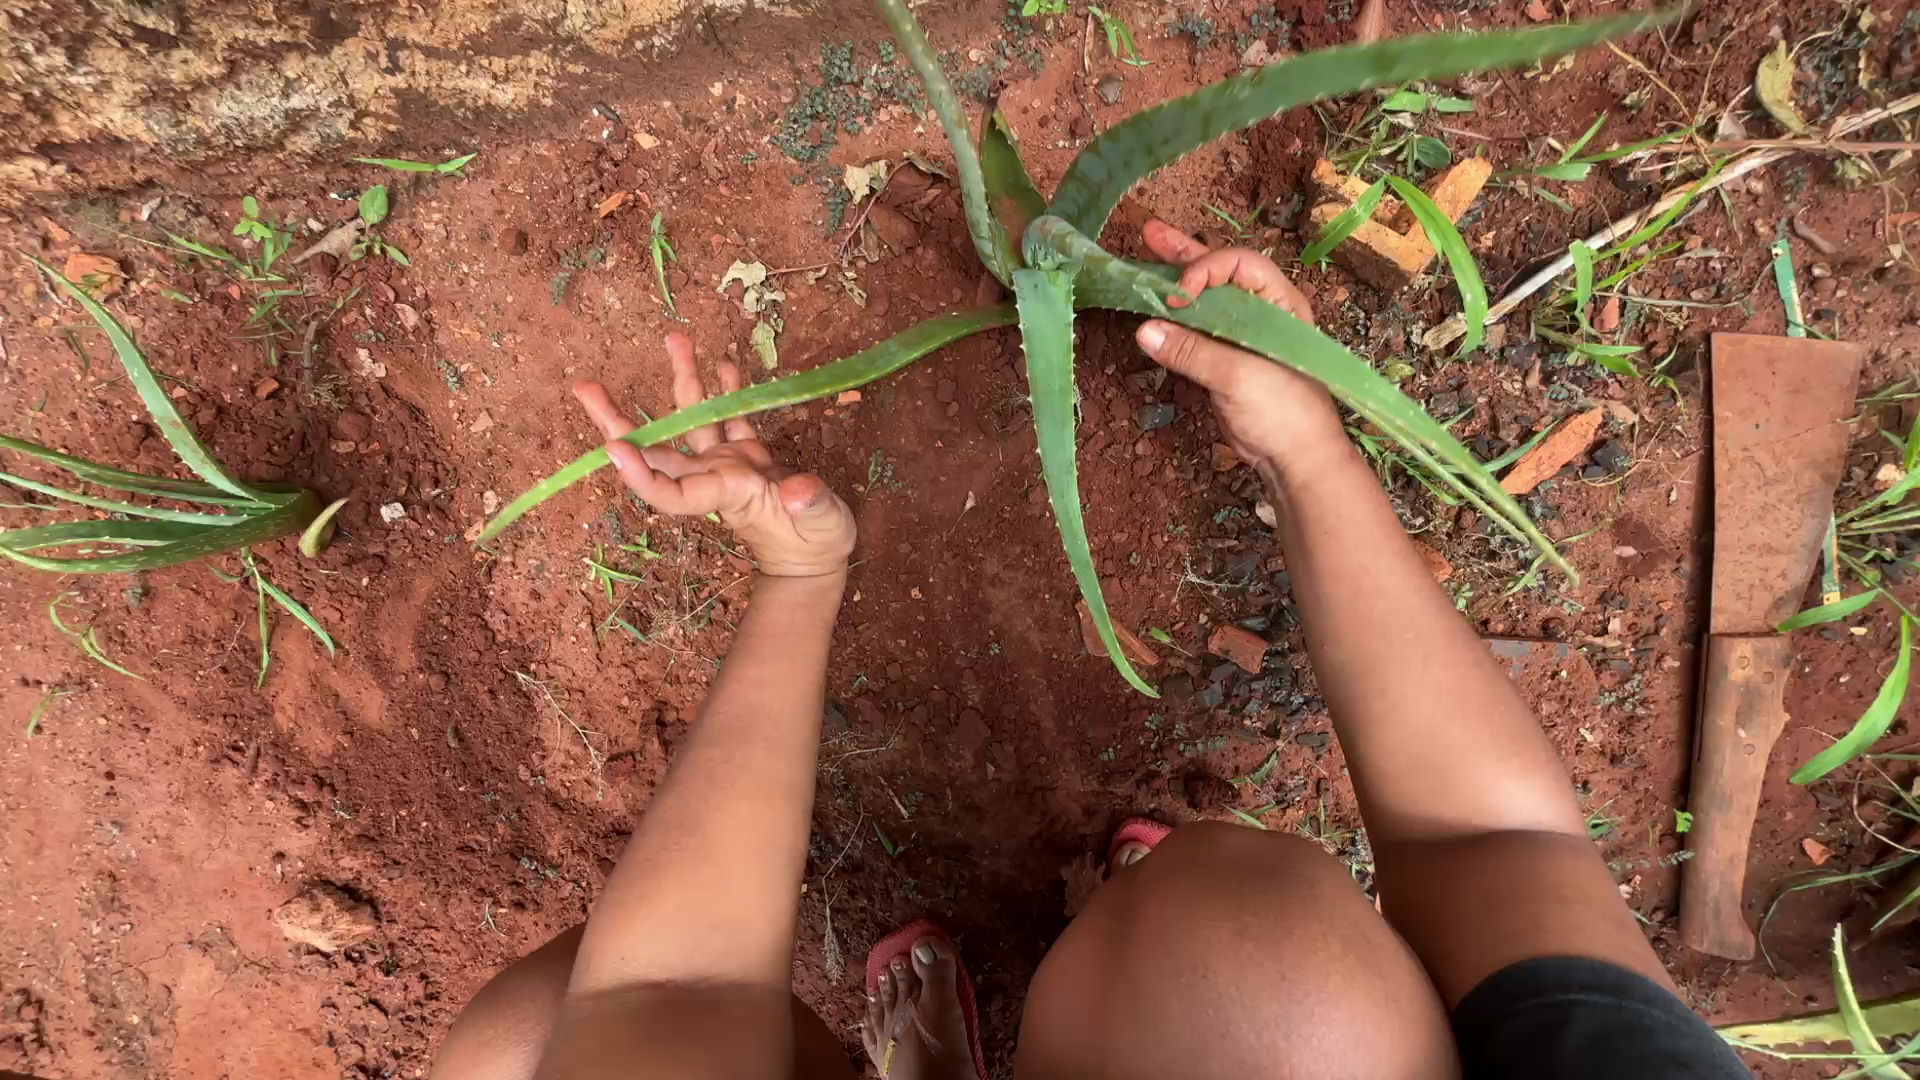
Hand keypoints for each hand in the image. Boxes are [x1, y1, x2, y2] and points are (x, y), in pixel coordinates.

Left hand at [573, 333, 856, 577]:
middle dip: (623, 422)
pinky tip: (723, 364)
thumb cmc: (817, 545)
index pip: (672, 491)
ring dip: (682, 382)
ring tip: (675, 339)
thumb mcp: (822, 526)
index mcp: (728, 495)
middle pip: (660, 452)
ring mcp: (730, 464)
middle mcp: (717, 478)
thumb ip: (812, 505)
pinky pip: (729, 418)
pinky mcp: (750, 455)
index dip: (641, 473)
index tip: (615, 448)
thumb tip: (801, 490)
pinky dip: (725, 392)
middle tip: (584, 388)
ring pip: (693, 422)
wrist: (816, 553)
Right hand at [1133, 220, 1350, 480]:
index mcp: (1277, 304)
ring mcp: (1237, 337)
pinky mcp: (1220, 361)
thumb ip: (1192, 351)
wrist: (1295, 458)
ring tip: (1143, 253)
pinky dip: (1169, 319)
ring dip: (1171, 280)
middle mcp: (1258, 313)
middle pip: (1217, 273)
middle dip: (1183, 253)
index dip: (1204, 271)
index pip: (1237, 265)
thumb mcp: (1239, 376)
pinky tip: (1149, 308)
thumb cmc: (1283, 412)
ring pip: (1201, 300)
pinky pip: (1192, 332)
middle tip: (1148, 233)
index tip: (1177, 296)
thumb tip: (1144, 330)